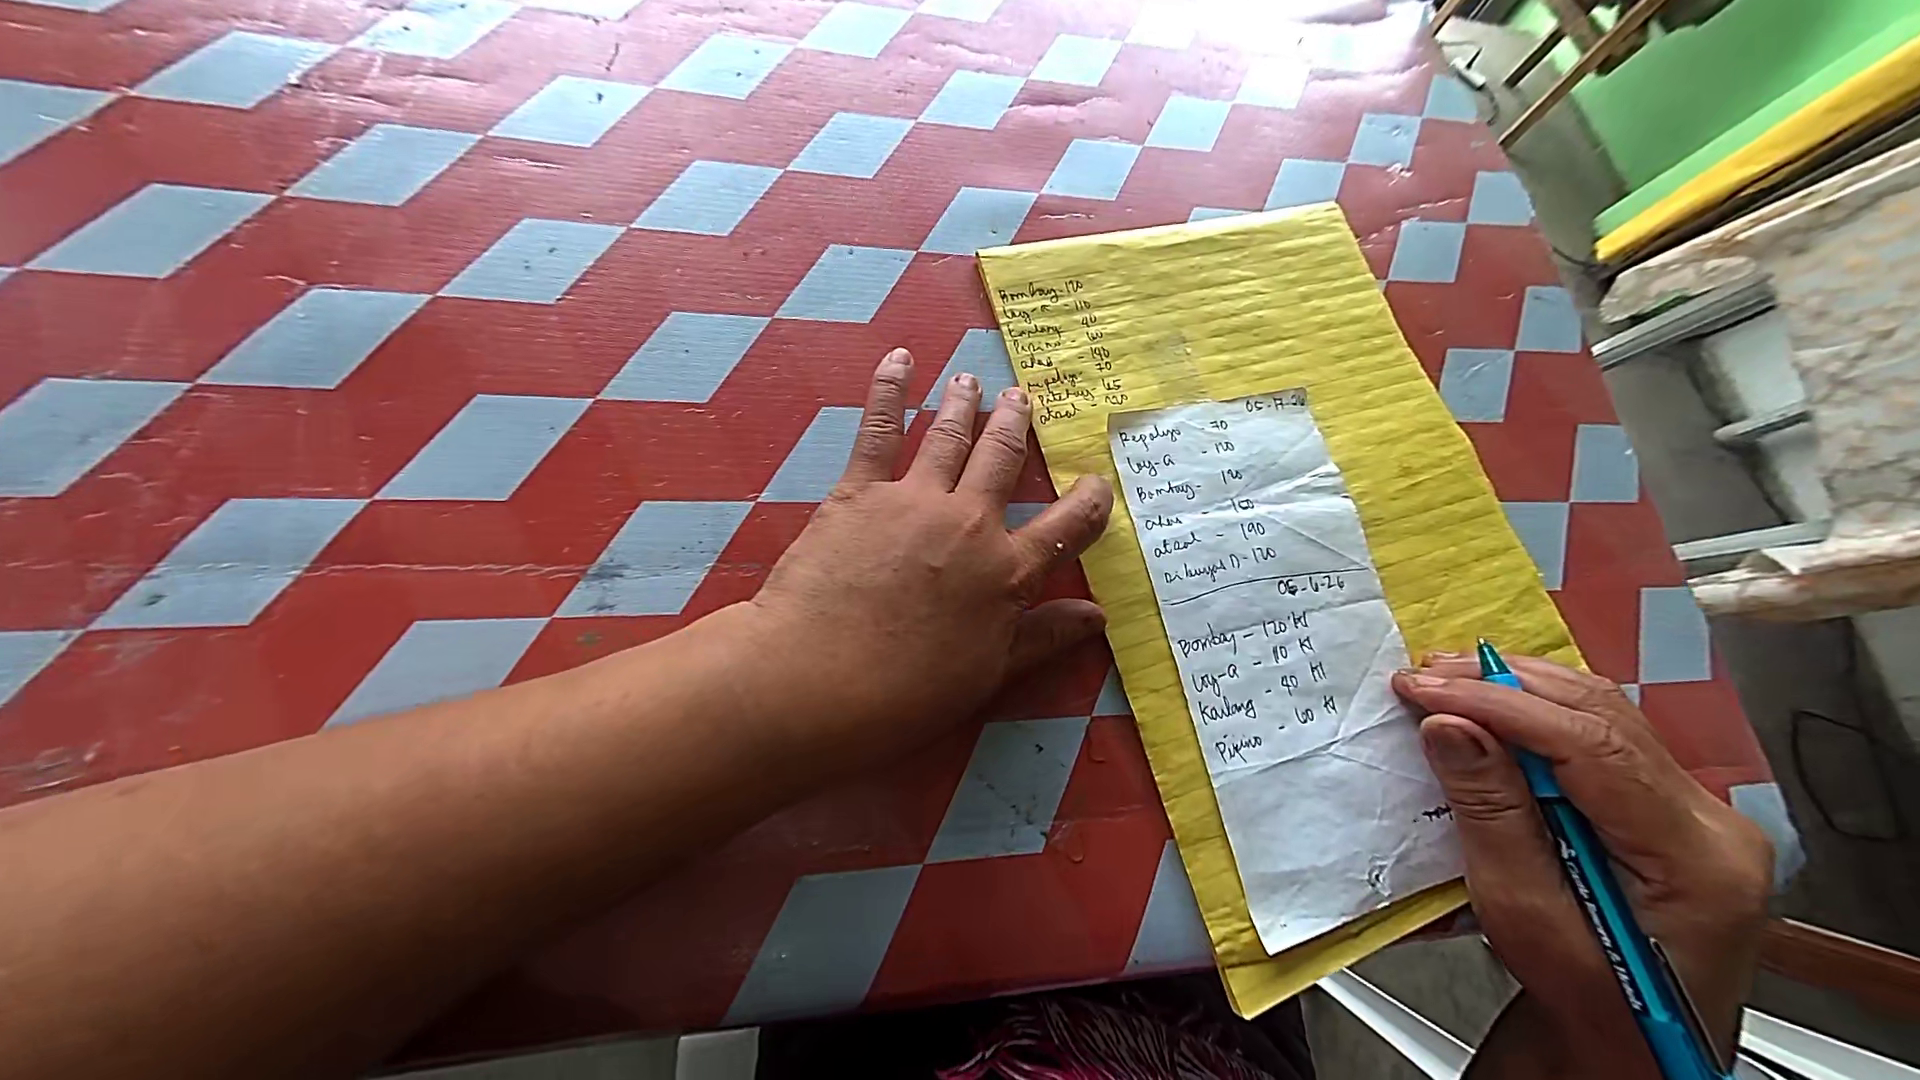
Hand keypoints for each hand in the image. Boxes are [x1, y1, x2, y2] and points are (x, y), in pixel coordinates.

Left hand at [745, 348, 1113, 771]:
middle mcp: (969, 522)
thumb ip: (1044, 636)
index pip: (1065, 528)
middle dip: (1015, 427)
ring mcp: (915, 500)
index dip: (1088, 503)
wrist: (819, 678)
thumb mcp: (988, 673)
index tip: (1097, 483)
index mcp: (1007, 571)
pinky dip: (888, 391)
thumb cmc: (907, 691)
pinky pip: (878, 430)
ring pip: (949, 436)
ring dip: (963, 404)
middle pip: (1001, 462)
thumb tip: (1099, 615)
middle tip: (1022, 399)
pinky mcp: (860, 491)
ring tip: (971, 380)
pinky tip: (898, 360)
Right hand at [1391, 655, 1771, 1073]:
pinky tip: (1485, 704)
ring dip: (1511, 687)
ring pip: (1597, 711)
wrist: (1626, 1034)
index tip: (1419, 688)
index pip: (1589, 743)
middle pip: (1599, 713)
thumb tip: (1448, 724)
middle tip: (1423, 674)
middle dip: (1500, 681)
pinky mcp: (1656, 802)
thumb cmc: (1576, 987)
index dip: (1495, 702)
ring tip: (1443, 680)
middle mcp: (1706, 817)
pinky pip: (1591, 730)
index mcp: (1692, 854)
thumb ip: (1489, 811)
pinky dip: (1527, 707)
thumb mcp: (1521, 906)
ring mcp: (1688, 806)